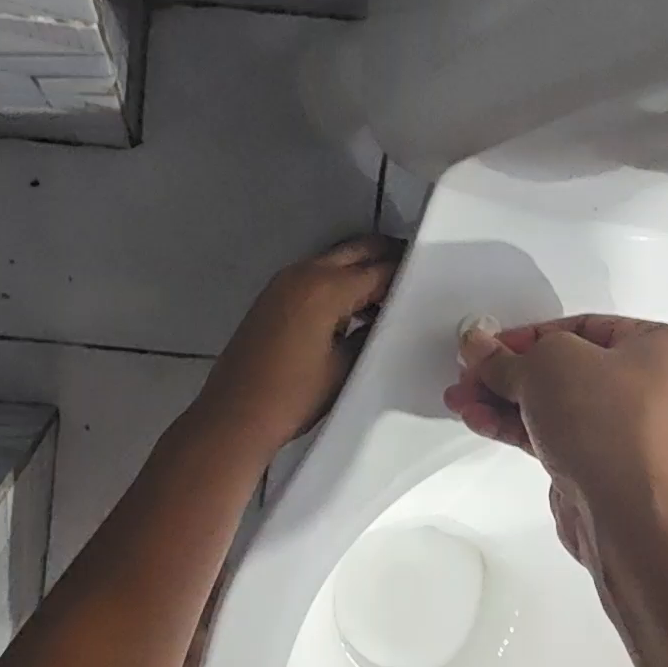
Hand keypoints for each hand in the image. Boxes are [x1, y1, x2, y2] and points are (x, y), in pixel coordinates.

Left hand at [192, 236, 402, 453]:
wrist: (234, 416)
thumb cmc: (293, 396)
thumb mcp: (345, 367)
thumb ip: (371, 334)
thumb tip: (387, 318)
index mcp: (325, 288)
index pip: (380, 268)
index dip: (409, 276)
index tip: (433, 287)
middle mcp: (303, 273)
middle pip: (357, 250)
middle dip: (387, 260)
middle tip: (414, 285)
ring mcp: (283, 282)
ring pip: (334, 261)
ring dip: (361, 271)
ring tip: (388, 303)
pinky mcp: (272, 297)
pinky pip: (314, 276)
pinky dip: (337, 283)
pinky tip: (354, 313)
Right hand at [442, 315, 667, 563]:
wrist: (633, 517)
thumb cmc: (608, 425)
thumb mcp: (545, 367)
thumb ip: (504, 356)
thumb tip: (478, 345)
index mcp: (666, 348)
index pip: (581, 327)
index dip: (525, 336)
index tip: (487, 347)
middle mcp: (659, 386)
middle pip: (563, 368)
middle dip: (507, 373)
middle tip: (469, 375)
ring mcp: (635, 430)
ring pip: (556, 404)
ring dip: (504, 401)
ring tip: (462, 402)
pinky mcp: (611, 464)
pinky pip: (559, 434)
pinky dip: (519, 426)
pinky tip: (480, 422)